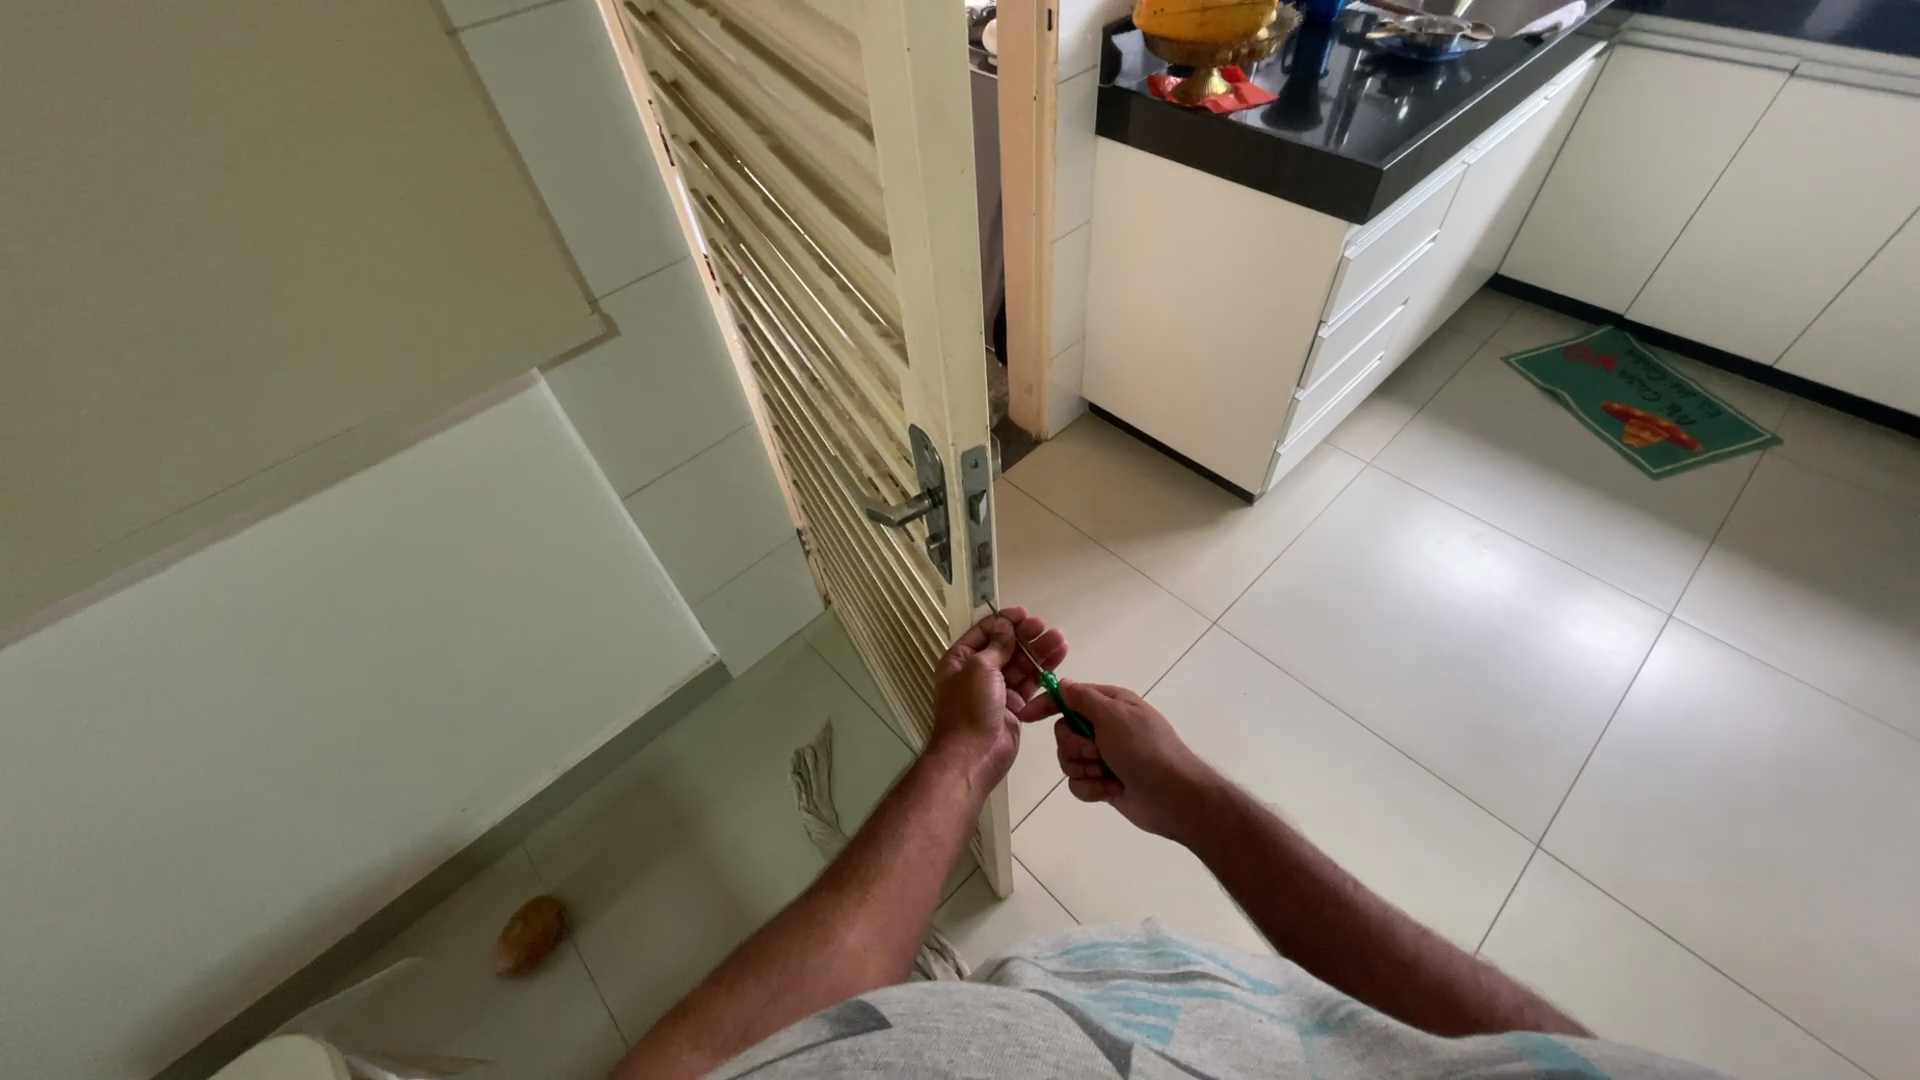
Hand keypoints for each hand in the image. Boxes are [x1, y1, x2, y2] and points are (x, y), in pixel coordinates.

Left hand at [930, 607, 1066, 786]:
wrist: (972, 755)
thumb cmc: (969, 706)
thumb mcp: (979, 668)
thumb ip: (996, 646)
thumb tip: (1005, 625)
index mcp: (960, 660)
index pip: (984, 632)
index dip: (1004, 621)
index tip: (1025, 614)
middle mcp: (978, 672)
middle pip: (1005, 647)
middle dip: (1026, 636)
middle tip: (1045, 628)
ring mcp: (996, 690)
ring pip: (1021, 664)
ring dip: (1039, 651)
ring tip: (1059, 639)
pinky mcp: (1014, 706)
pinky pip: (1030, 684)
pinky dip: (1043, 671)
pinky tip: (1059, 658)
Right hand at [1018, 682, 1219, 841]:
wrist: (1175, 798)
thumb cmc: (1145, 750)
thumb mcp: (1114, 716)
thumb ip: (1084, 699)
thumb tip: (1064, 683)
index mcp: (1110, 705)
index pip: (1069, 697)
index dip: (1047, 704)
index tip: (1026, 716)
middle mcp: (1105, 727)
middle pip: (1064, 732)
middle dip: (1074, 746)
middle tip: (1095, 753)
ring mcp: (1104, 756)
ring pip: (1068, 759)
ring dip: (1084, 769)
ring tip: (1106, 775)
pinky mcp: (1103, 782)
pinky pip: (1078, 783)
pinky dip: (1091, 789)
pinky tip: (1110, 791)